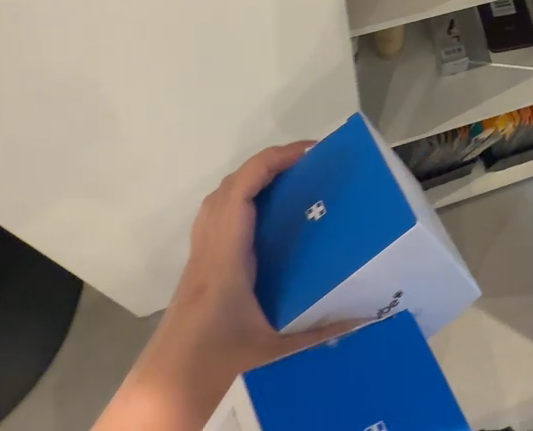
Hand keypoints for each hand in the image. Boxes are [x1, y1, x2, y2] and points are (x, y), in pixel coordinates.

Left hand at [94, 143, 356, 430]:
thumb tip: (364, 319)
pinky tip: (264, 216)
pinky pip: (218, 212)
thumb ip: (319, 331)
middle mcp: (211, 241)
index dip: (275, 160)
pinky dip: (241, 197)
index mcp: (228, 252)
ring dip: (254, 178)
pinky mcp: (199, 260)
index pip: (245, 187)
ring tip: (290, 182)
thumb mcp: (274, 347)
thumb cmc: (217, 356)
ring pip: (222, 195)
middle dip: (271, 163)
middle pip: (233, 182)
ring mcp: (200, 249)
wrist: (169, 380)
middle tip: (310, 165)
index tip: (311, 152)